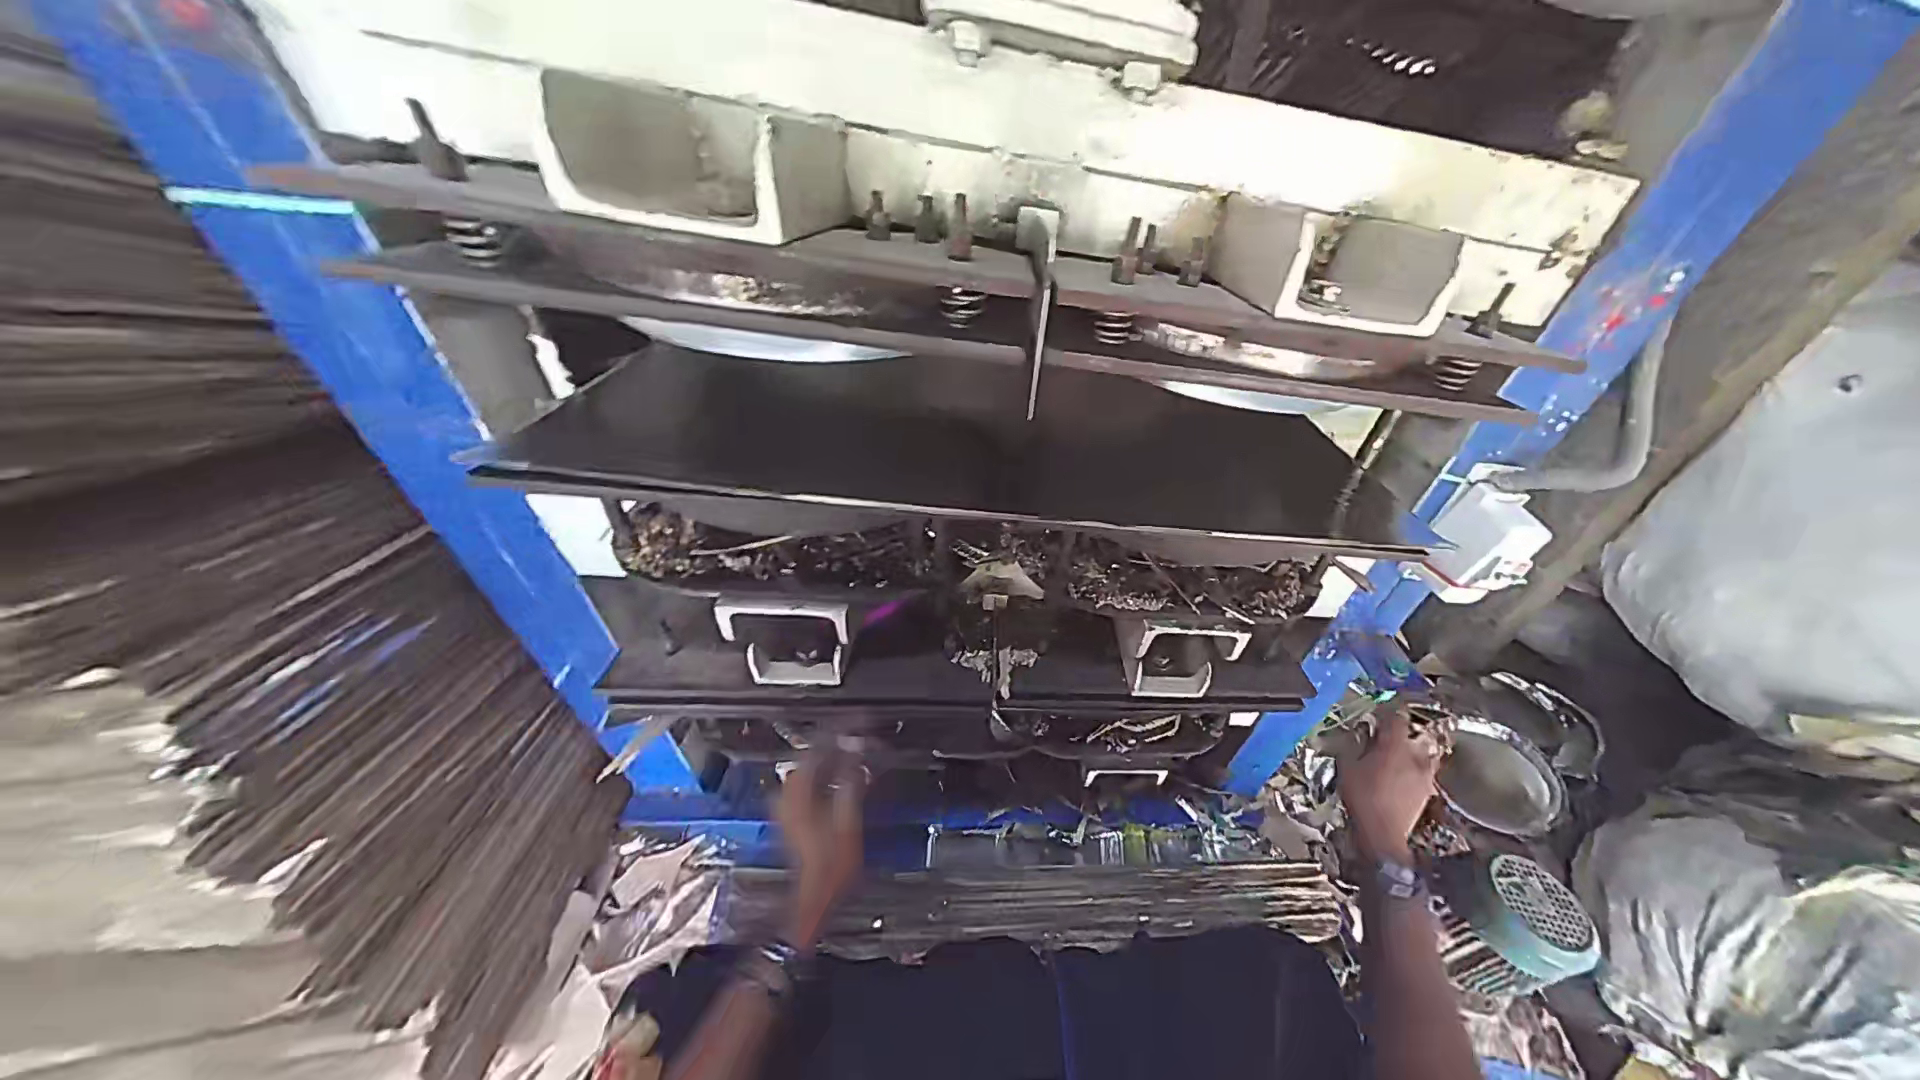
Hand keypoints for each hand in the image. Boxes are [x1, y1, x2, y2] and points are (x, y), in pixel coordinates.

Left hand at [774, 745, 865, 948]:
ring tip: (854, 749)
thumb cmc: (829, 868)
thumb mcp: (848, 822)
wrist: (811, 900)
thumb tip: (857, 757)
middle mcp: (788, 795)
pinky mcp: (792, 816)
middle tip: (859, 733)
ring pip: (810, 769)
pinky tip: (842, 775)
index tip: (859, 722)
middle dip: (837, 741)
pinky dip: (827, 773)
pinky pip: (810, 782)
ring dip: (832, 757)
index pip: (819, 748)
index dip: (841, 732)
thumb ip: (851, 784)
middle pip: (812, 755)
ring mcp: (788, 807)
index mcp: (799, 793)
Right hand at [1338, 704, 1441, 861]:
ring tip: (1397, 752)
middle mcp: (1415, 756)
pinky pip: (1424, 770)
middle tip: (1388, 733)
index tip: (1380, 713)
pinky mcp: (1428, 790)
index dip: (1389, 712)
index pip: (1398, 718)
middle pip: (1417, 734)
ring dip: (1413, 748)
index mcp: (1394, 746)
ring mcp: (1426, 774)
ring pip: (1424, 752)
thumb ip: (1354, 744)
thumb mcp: (1347, 765)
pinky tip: (1401, 773)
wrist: (1383, 831)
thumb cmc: (1361, 795)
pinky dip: (1415, 766)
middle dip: (1403, 730)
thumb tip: (1360, 733)